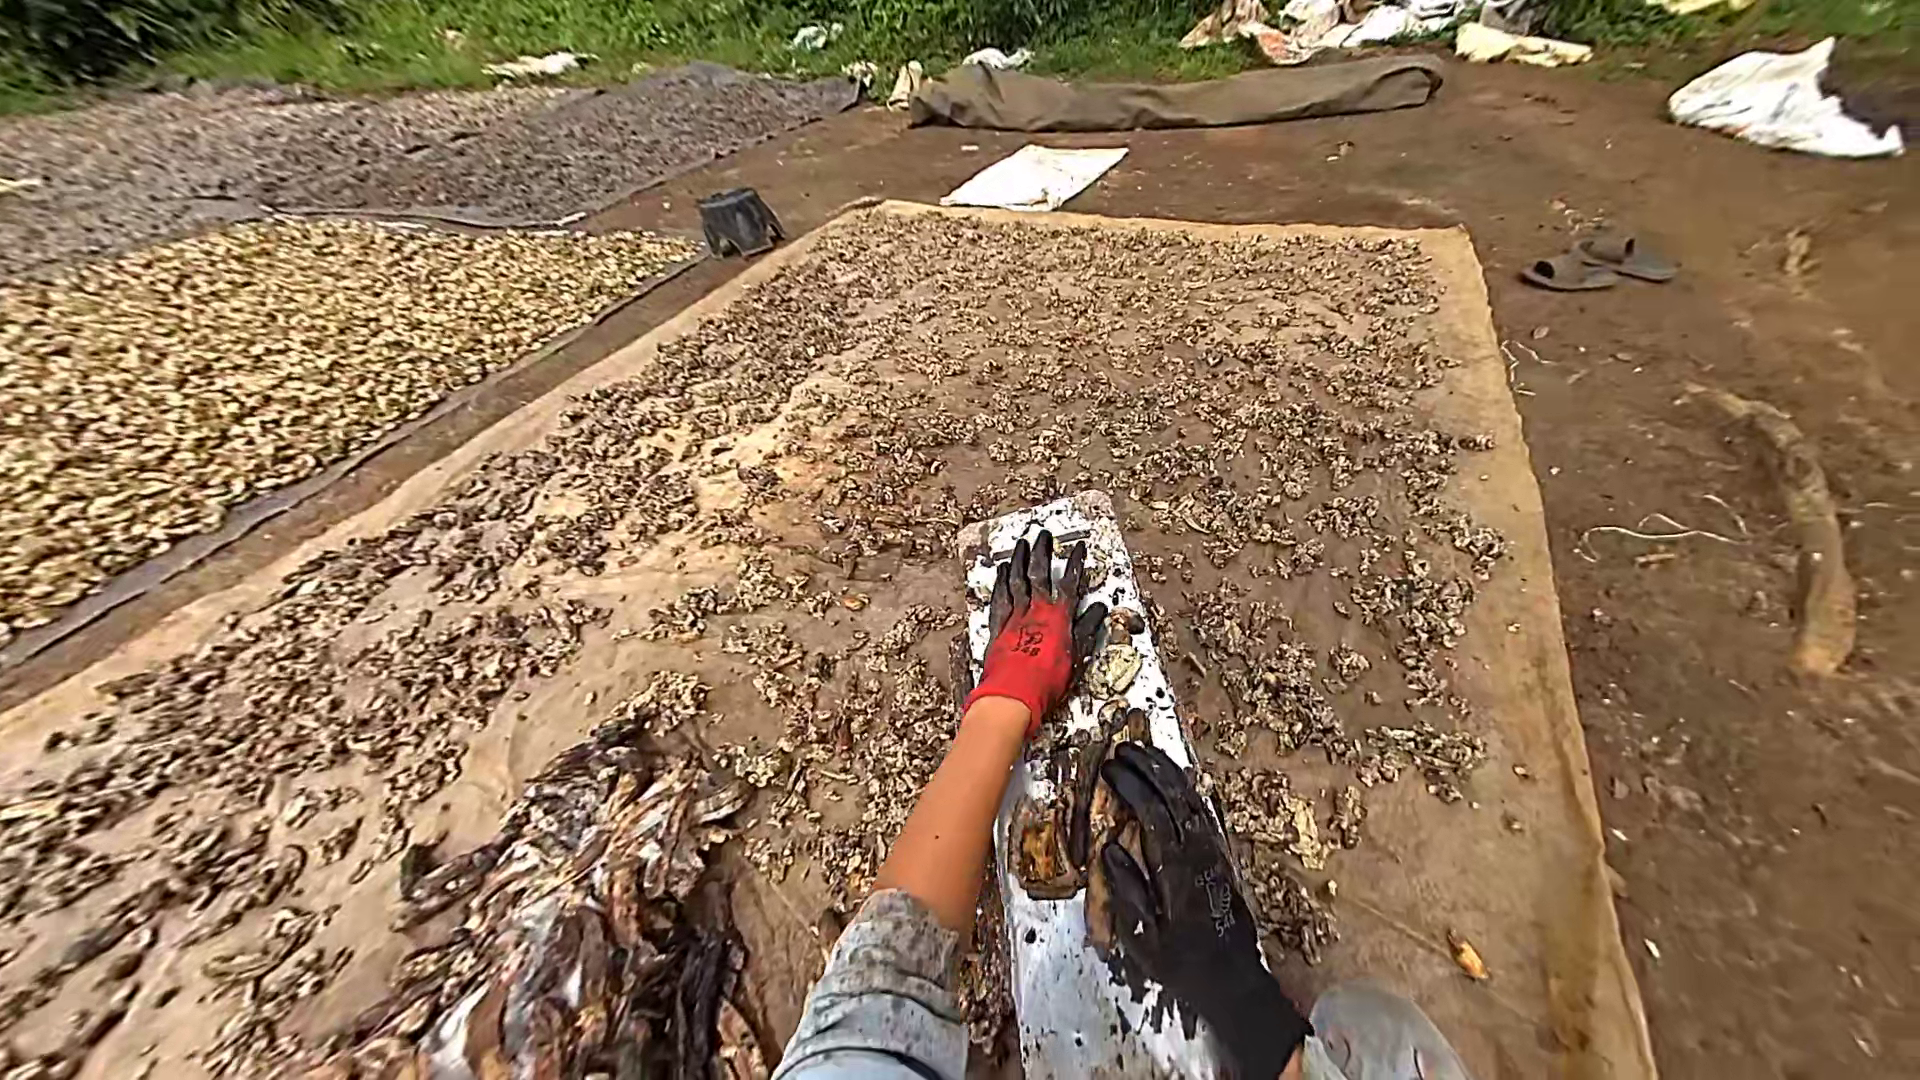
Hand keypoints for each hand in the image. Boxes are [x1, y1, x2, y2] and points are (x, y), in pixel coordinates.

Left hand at [965, 529, 1105, 735]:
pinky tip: (1002, 570)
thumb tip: (1099, 610)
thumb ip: (1087, 630)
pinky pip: (1000, 596)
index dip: (1076, 564)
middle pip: (1039, 574)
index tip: (1079, 548)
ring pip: (1017, 580)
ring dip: (1020, 560)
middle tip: (1044, 535)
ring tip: (1022, 544)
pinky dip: (1001, 581)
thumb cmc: (1047, 682)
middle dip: (1042, 552)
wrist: (1012, 695)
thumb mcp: (1076, 658)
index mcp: (1058, 617)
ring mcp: (1014, 615)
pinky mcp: (998, 625)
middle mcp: (1035, 610)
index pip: (1071, 583)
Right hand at [1099, 741, 1309, 1078]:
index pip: (1152, 813)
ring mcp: (1212, 848)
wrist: (1234, 981)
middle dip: (1146, 766)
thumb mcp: (1144, 940)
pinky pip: (1202, 806)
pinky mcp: (1220, 851)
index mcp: (1176, 870)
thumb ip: (1127, 893)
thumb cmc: (1182, 962)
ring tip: (1143, 749)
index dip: (1130, 786)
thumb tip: (1110, 850)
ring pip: (1191, 796)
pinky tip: (1171, 774)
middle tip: (1121, 748)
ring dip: (1166, 769)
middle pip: (1174, 795)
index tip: (1109, 769)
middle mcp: (1198, 851)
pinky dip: (1184, 783)